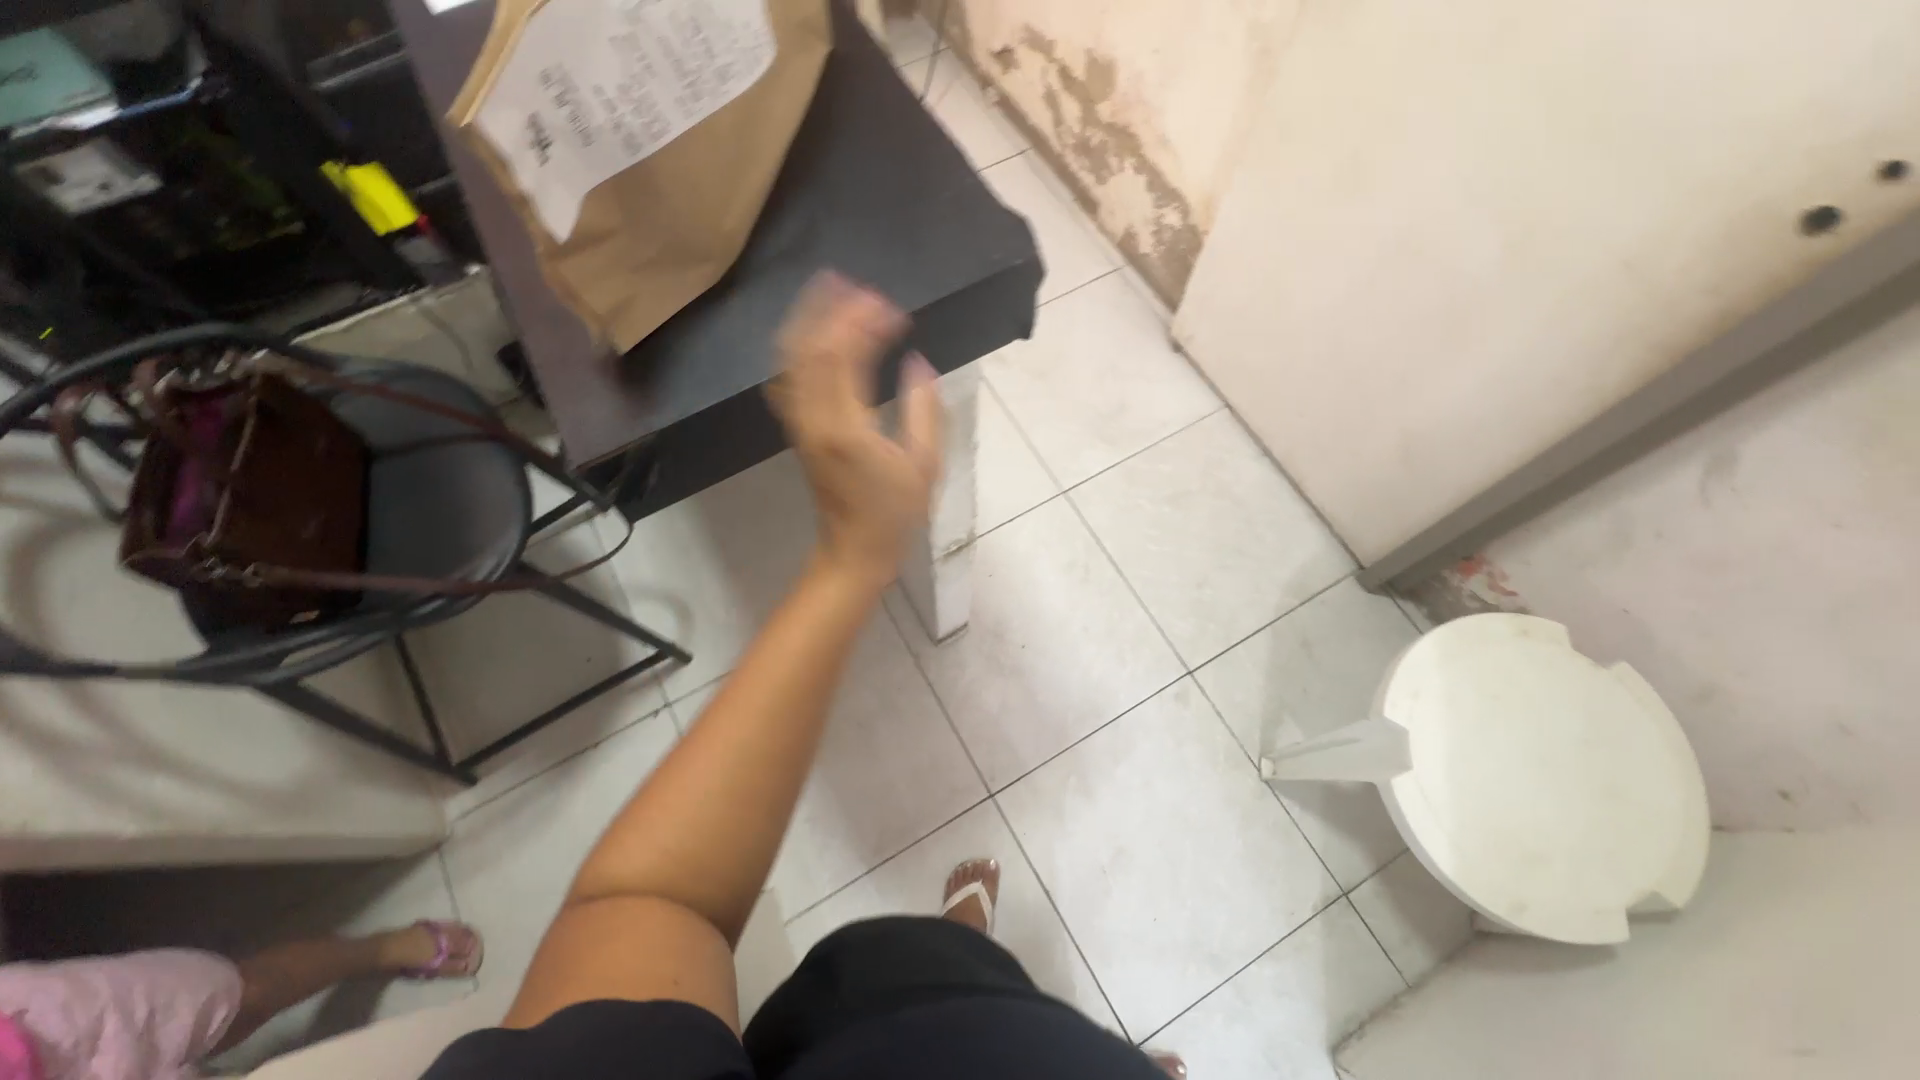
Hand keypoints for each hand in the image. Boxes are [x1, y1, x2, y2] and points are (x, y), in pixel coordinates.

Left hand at [767, 272, 943, 587]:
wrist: (854, 550)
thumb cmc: (895, 512)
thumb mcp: (924, 464)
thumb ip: (923, 409)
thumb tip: (918, 362)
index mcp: (846, 427)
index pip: (842, 356)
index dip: (862, 323)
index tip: (892, 309)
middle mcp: (813, 418)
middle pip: (807, 348)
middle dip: (829, 310)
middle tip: (856, 285)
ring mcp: (800, 424)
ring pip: (791, 359)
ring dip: (808, 322)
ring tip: (830, 292)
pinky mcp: (798, 429)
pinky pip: (790, 378)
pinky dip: (799, 347)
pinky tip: (815, 334)